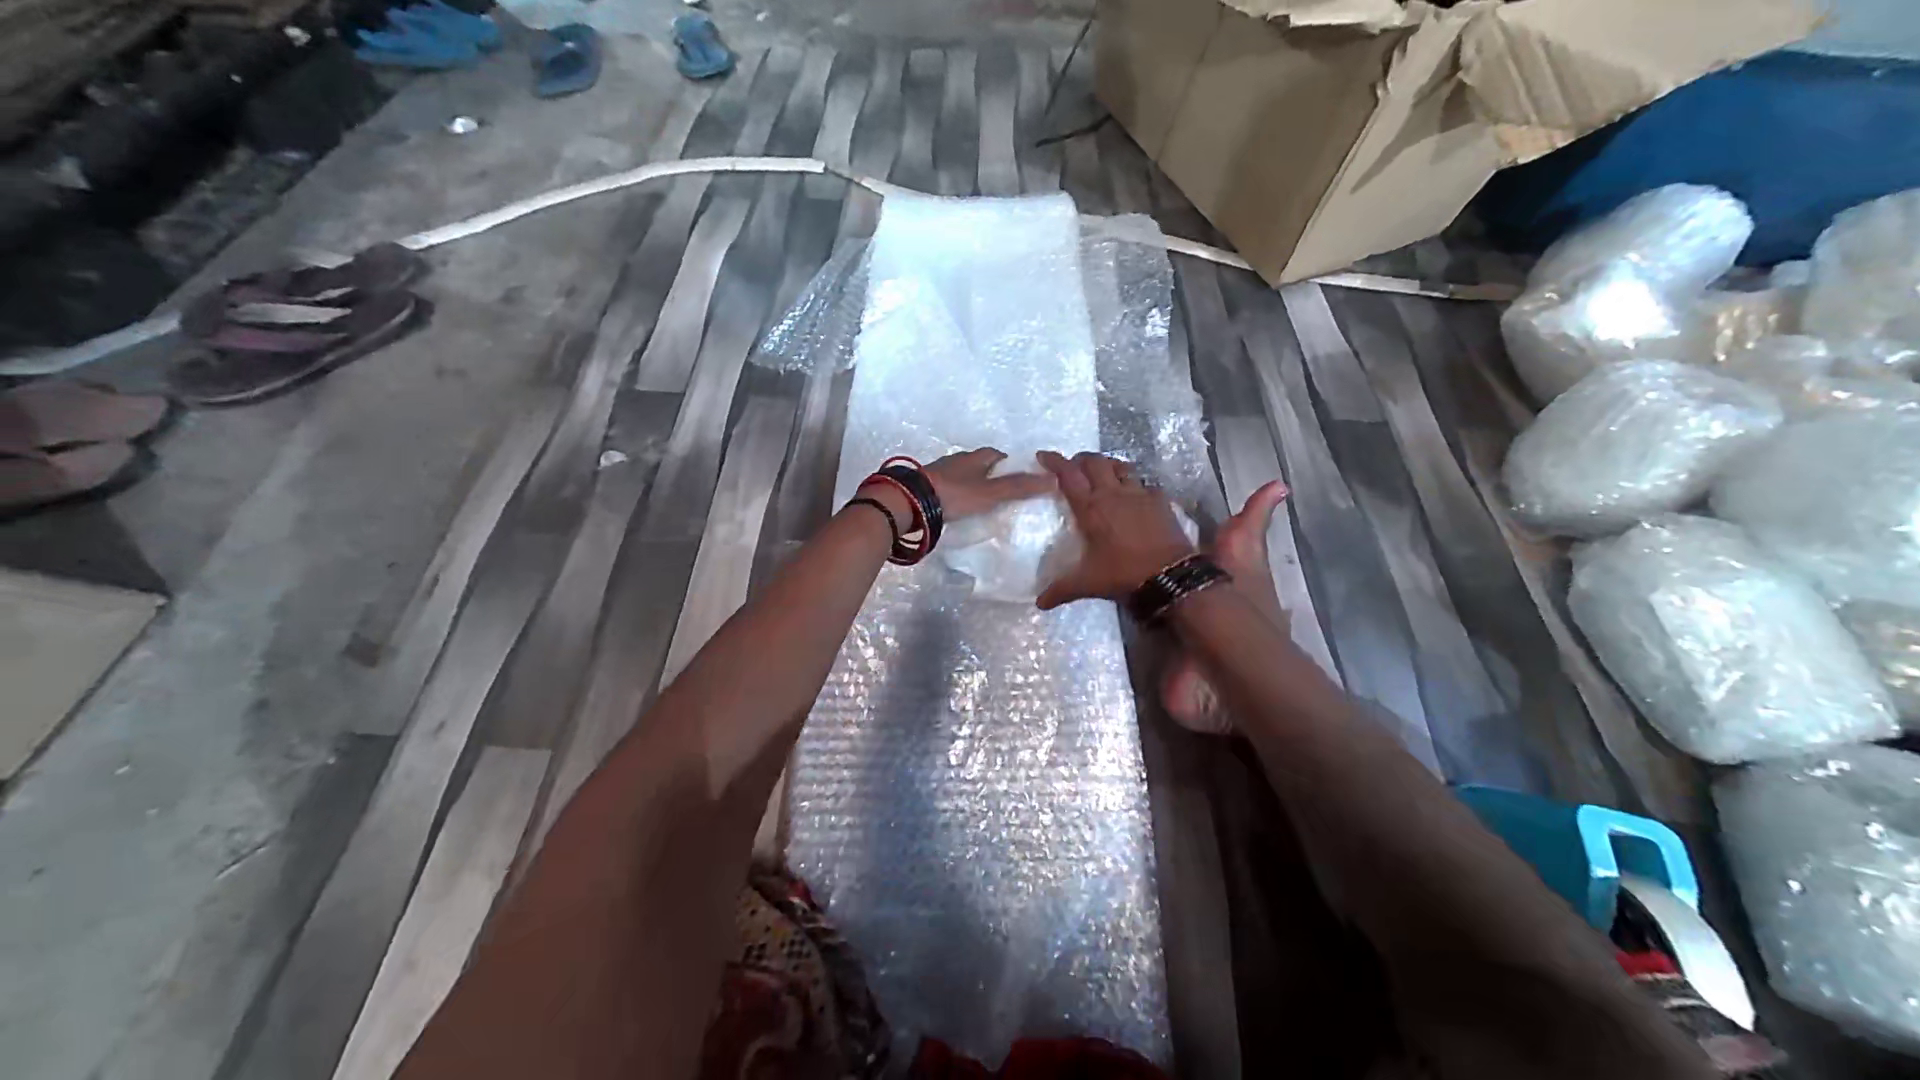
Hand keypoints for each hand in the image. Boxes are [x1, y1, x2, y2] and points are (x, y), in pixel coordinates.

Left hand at [917, 447, 1053, 521]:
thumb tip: (1054, 479)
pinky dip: (955, 496)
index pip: (998, 455)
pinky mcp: (924, 487)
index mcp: (975, 457)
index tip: (1019, 480)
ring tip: (981, 504)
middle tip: (1001, 495)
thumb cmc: (954, 494)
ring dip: (971, 486)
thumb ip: (1020, 488)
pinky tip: (957, 509)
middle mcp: (957, 460)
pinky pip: (946, 488)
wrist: (909, 502)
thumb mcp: (992, 493)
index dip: (1010, 466)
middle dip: (990, 476)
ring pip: (962, 476)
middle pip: (979, 465)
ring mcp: (938, 472)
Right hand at [1035, 451, 1195, 610]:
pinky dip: (1135, 484)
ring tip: (1102, 473)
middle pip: (1095, 462)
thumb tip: (1040, 603)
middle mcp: (1113, 494)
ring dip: (1108, 465)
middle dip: (1081, 459)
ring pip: (1121, 466)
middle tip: (1073, 466)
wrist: (1170, 576)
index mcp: (1091, 508)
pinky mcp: (1160, 501)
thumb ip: (1061, 589)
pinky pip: (1144, 483)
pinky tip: (1134, 494)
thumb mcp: (1088, 583)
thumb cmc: (1123, 574)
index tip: (1043, 456)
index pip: (1068, 475)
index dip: (1054, 461)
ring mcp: (1139, 494)